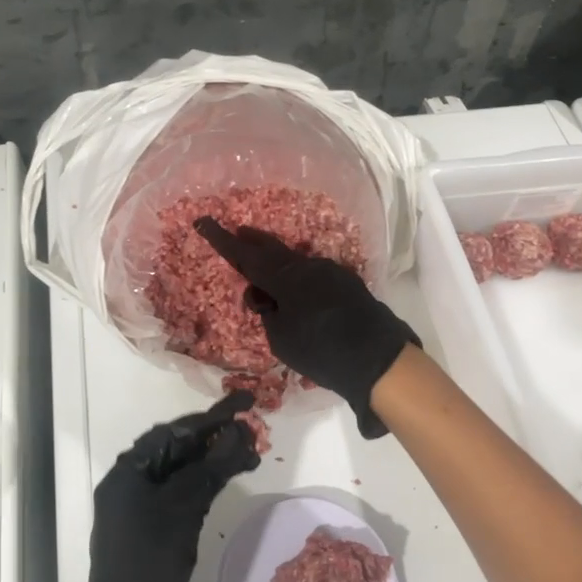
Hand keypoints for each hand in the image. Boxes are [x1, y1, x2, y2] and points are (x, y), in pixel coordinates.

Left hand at [58, 391, 259, 581]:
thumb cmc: (149, 564)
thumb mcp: (183, 511)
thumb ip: (210, 468)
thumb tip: (239, 431)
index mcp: (127, 472)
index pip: (174, 432)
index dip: (211, 417)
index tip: (244, 402)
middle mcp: (131, 483)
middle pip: (178, 448)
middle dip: (216, 438)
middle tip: (253, 428)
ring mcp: (142, 507)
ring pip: (184, 471)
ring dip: (216, 461)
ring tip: (253, 453)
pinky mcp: (155, 527)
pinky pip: (183, 493)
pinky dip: (208, 484)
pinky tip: (233, 477)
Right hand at [194, 217, 418, 439]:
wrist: (377, 359)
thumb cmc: (321, 350)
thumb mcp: (280, 337)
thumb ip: (268, 312)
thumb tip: (267, 298)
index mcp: (287, 277)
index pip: (247, 256)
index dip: (223, 241)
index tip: (203, 222)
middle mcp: (308, 266)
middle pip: (273, 251)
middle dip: (252, 244)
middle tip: (238, 236)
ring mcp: (331, 272)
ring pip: (294, 264)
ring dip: (276, 266)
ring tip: (264, 279)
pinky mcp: (346, 284)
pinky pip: (312, 275)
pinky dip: (296, 280)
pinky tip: (294, 296)